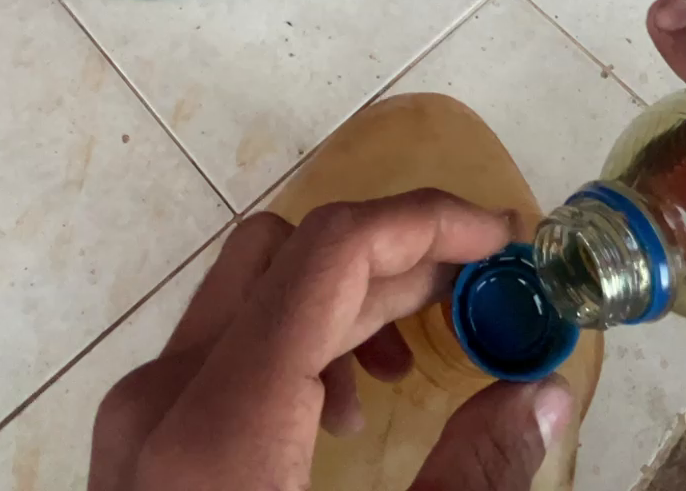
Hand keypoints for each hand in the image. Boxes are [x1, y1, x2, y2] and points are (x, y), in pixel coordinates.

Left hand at [89, 189, 573, 490]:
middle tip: (481, 286)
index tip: (501, 235)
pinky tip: (347, 410)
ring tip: (421, 351)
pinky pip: (233, 338)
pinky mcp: (145, 433)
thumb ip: (472, 480)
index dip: (425, 221)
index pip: (328, 252)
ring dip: (352, 295)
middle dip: (399, 255)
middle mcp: (163, 391)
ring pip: (258, 283)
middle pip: (292, 252)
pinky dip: (304, 337)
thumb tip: (542, 392)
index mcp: (218, 425)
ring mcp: (143, 409)